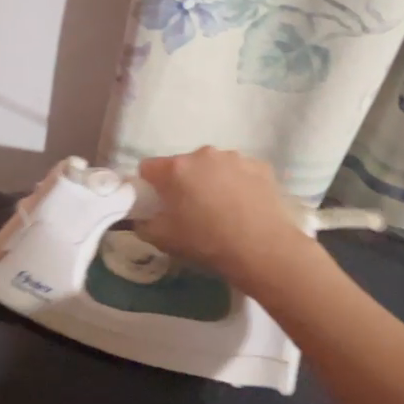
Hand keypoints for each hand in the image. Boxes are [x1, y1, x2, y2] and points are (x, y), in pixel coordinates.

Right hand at [135, 148, 328, 287]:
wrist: (263, 249)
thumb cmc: (206, 243)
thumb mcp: (162, 240)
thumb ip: (143, 224)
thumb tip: (140, 217)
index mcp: (175, 169)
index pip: (148, 168)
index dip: (148, 186)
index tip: (156, 204)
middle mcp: (203, 154)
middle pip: (182, 165)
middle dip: (182, 182)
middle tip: (189, 210)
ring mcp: (235, 158)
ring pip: (212, 166)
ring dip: (210, 181)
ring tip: (220, 210)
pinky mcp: (261, 166)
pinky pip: (239, 171)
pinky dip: (236, 184)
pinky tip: (243, 207)